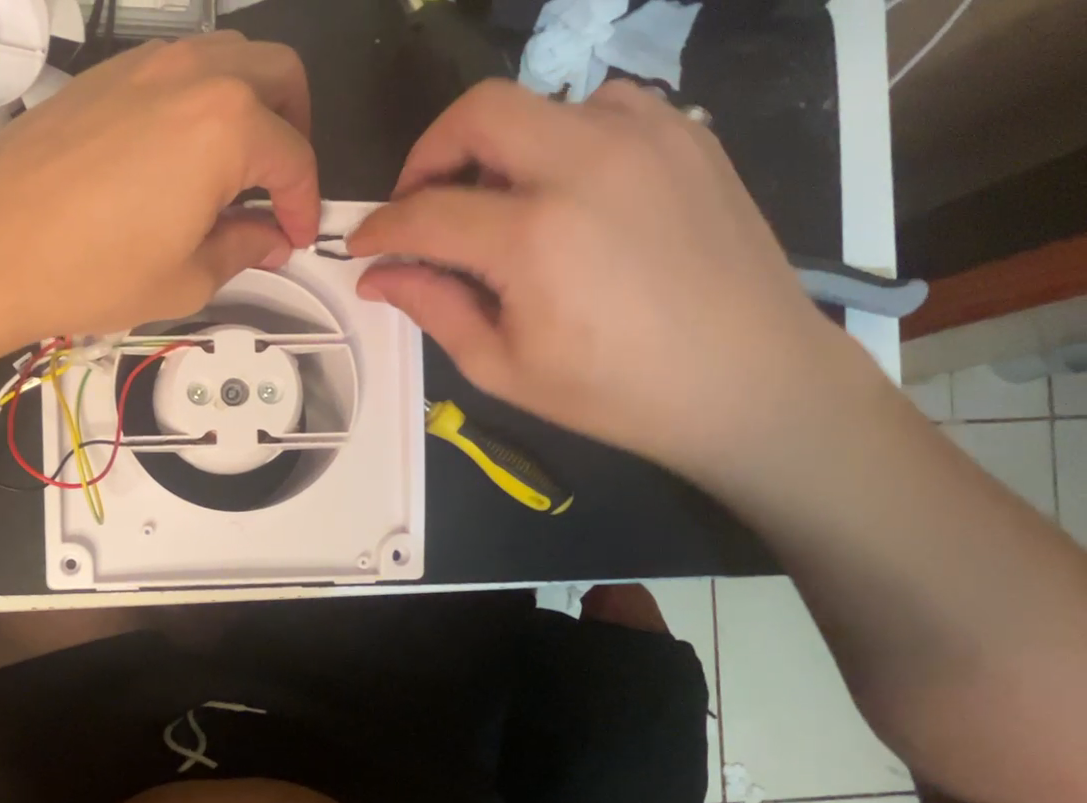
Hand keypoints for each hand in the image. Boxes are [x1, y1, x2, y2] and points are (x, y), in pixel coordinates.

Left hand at [0, 32, 321, 365]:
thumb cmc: (88, 274)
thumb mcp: (183, 280)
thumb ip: (240, 250)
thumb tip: (267, 238)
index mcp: (226, 125)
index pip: (294, 156)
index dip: (305, 203)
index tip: (296, 236)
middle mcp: (190, 75)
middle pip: (276, 75)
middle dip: (294, 129)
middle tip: (279, 187)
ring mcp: (139, 66)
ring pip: (223, 59)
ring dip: (247, 104)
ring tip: (230, 168)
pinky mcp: (98, 77)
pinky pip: (170, 70)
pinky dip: (193, 101)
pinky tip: (173, 156)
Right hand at [348, 79, 868, 475]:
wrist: (748, 380)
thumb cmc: (614, 392)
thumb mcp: (503, 366)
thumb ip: (434, 307)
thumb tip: (378, 275)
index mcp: (536, 236)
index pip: (427, 211)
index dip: (380, 227)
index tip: (360, 244)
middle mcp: (589, 164)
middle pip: (480, 111)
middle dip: (429, 152)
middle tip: (419, 202)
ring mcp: (647, 138)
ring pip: (542, 104)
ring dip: (501, 147)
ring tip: (500, 204)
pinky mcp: (687, 135)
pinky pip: (604, 109)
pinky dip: (565, 140)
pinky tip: (568, 192)